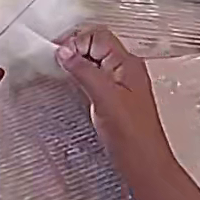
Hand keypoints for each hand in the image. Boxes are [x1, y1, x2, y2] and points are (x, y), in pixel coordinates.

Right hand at [57, 27, 174, 176]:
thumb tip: (64, 52)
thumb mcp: (104, 97)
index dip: (76, 41)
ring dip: (75, 60)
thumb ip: (83, 71)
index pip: (97, 36)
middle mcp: (124, 69)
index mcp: (127, 64)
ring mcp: (119, 83)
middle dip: (73, 47)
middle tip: (56, 59)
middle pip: (95, 44)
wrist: (143, 163)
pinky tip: (71, 83)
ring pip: (93, 59)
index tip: (59, 55)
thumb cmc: (132, 135)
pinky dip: (78, 73)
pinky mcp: (112, 96)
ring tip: (60, 69)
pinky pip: (93, 74)